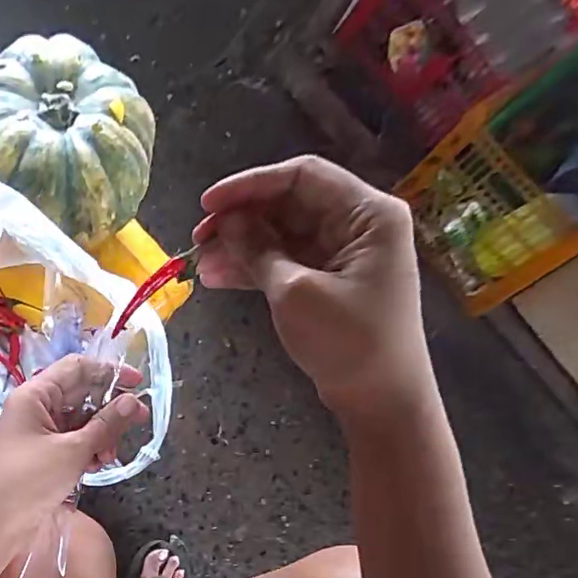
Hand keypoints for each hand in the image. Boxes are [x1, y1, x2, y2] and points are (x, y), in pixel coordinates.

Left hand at [0, 355, 144, 538]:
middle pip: (81, 394)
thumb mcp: (72, 451)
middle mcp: (36, 408)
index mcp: (35, 395)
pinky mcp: (43, 455)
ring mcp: (39, 432)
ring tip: (108, 458)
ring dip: (101, 435)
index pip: (76, 368)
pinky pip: (73, 442)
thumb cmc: (29, 481)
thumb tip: (133, 401)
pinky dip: (88, 450)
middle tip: (138, 423)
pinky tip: (96, 466)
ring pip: (80, 421)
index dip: (109, 372)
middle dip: (109, 410)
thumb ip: (106, 425)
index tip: (138, 383)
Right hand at [194, 156, 428, 410]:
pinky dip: (255, 270)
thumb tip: (229, 222)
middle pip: (290, 206)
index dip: (249, 186)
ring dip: (241, 249)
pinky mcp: (330, 285)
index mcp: (368, 213)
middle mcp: (359, 226)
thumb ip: (259, 251)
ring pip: (283, 238)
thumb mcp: (295, 293)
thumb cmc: (347, 342)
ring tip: (199, 265)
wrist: (380, 401)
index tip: (206, 206)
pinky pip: (287, 265)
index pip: (302, 177)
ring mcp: (344, 257)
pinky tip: (219, 277)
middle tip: (197, 241)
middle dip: (241, 221)